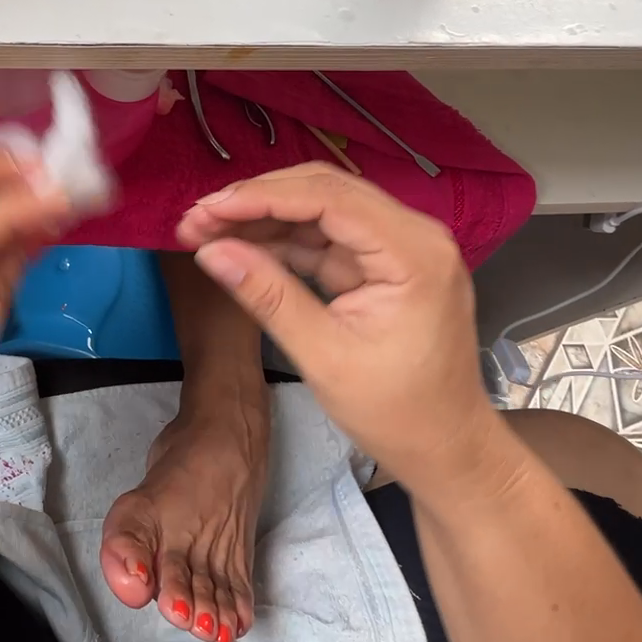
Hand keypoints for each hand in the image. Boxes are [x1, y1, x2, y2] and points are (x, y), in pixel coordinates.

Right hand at [175, 164, 497, 490]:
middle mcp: (411, 235)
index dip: (261, 197)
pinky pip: (319, 235)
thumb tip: (209, 251)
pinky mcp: (377, 262)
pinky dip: (276, 239)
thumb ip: (268, 296)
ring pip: (315, 208)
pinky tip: (236, 247)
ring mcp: (394, 246)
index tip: (206, 209)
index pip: (329, 198)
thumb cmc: (396, 412)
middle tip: (196, 219)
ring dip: (259, 217)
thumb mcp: (323, 357)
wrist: (445, 450)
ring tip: (203, 231)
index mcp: (413, 254)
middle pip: (322, 191)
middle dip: (254, 201)